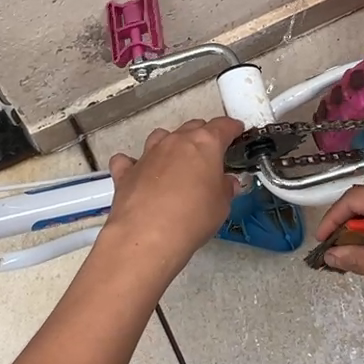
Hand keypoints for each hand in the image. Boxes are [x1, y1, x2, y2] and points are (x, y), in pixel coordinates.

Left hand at [98, 118, 245, 274]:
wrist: (148, 236)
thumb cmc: (194, 217)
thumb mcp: (222, 205)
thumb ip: (225, 188)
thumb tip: (227, 182)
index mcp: (204, 144)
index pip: (222, 127)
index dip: (232, 128)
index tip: (236, 131)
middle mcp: (175, 142)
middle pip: (192, 127)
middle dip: (203, 135)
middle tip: (210, 154)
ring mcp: (147, 154)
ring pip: (160, 137)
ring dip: (170, 144)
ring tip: (176, 162)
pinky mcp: (126, 172)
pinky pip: (127, 160)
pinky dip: (133, 164)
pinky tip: (138, 174)